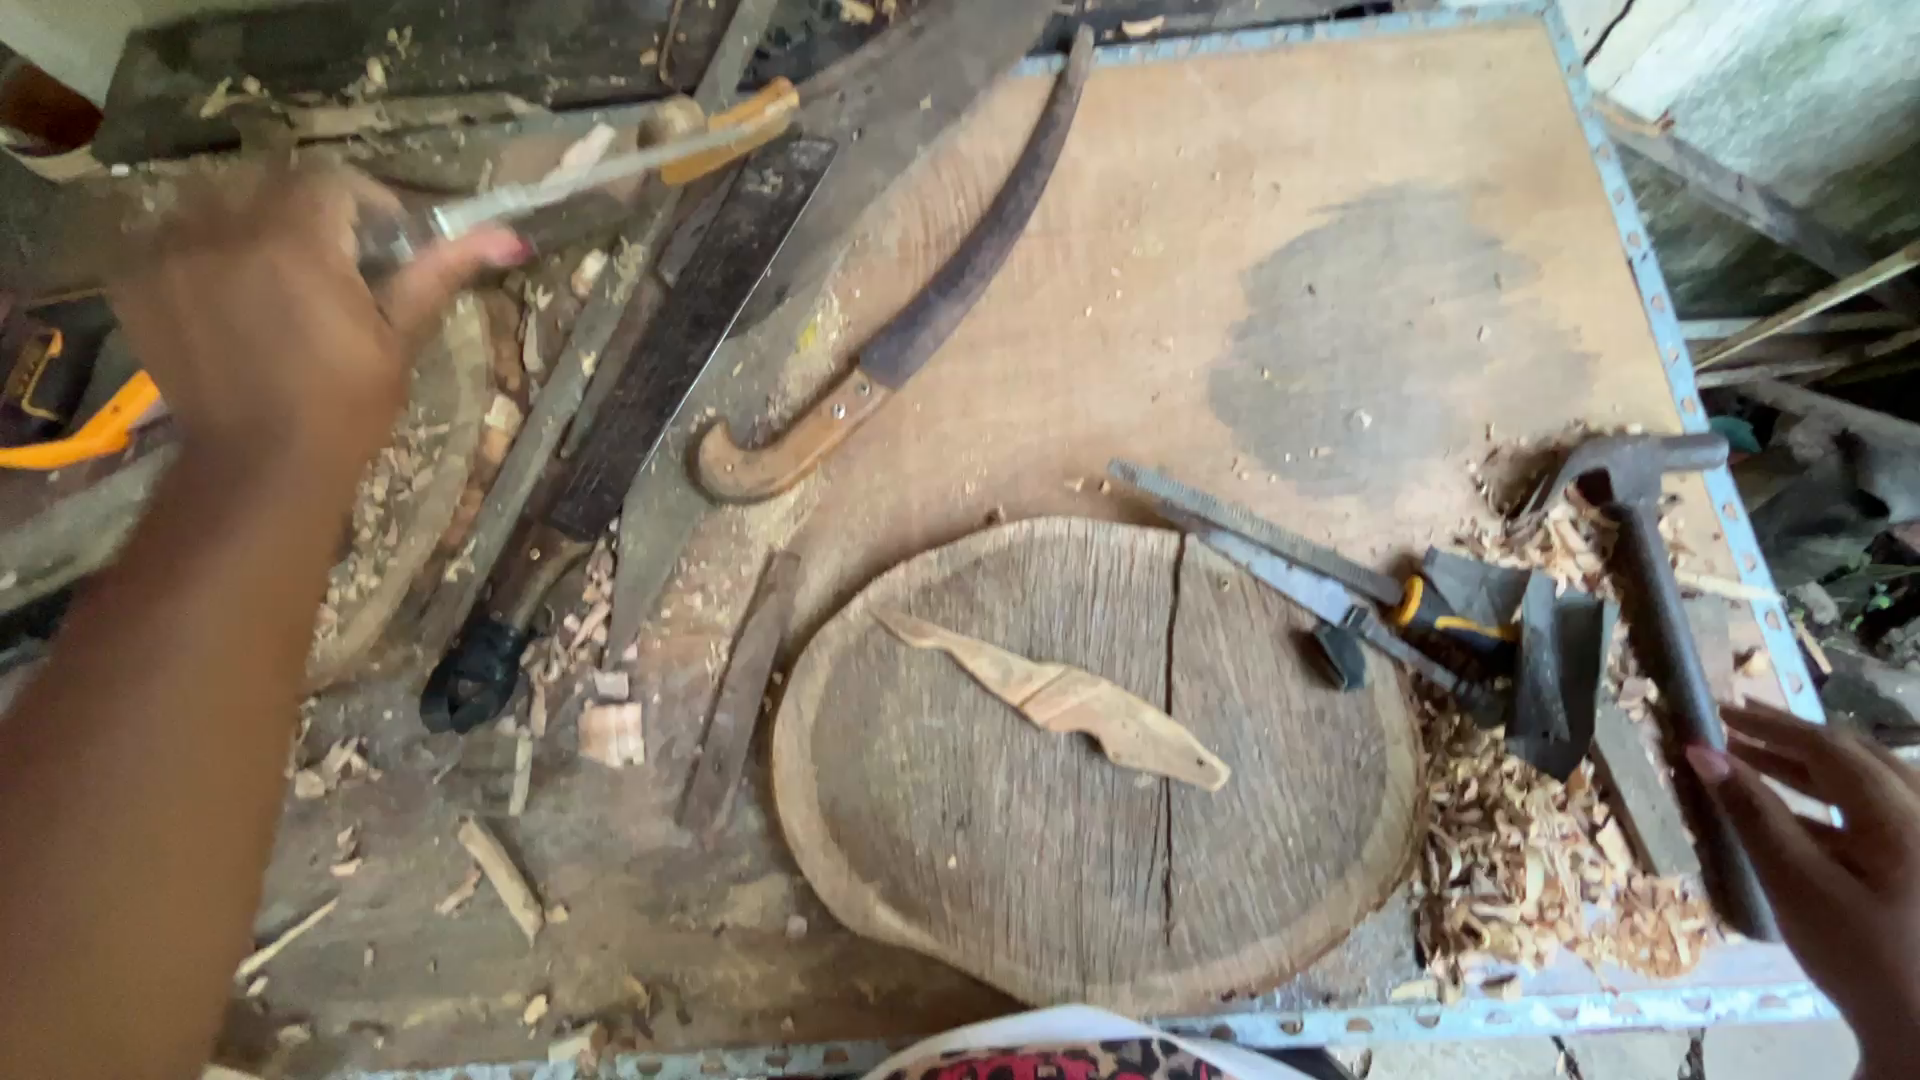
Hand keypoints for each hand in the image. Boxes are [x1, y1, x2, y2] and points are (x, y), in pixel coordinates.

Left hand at [109, 165, 525, 482]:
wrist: (264, 460)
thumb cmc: (349, 402)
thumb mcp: (401, 336)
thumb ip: (441, 272)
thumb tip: (509, 238)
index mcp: (297, 245)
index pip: (335, 182)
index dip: (371, 205)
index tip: (391, 244)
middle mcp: (223, 231)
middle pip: (274, 184)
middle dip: (316, 212)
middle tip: (344, 264)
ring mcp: (168, 251)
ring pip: (219, 202)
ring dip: (259, 224)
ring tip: (285, 280)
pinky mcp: (134, 276)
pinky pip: (174, 234)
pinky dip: (211, 249)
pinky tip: (237, 298)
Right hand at [1688, 705, 1919, 1071]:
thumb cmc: (1862, 956)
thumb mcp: (1794, 883)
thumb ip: (1751, 812)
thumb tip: (1701, 750)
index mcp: (1906, 821)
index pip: (1830, 749)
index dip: (1770, 726)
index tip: (1714, 712)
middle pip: (1864, 759)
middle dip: (1793, 738)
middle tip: (1732, 726)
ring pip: (1878, 786)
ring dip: (1811, 768)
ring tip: (1751, 760)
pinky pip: (1885, 817)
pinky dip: (1832, 802)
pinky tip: (1791, 814)